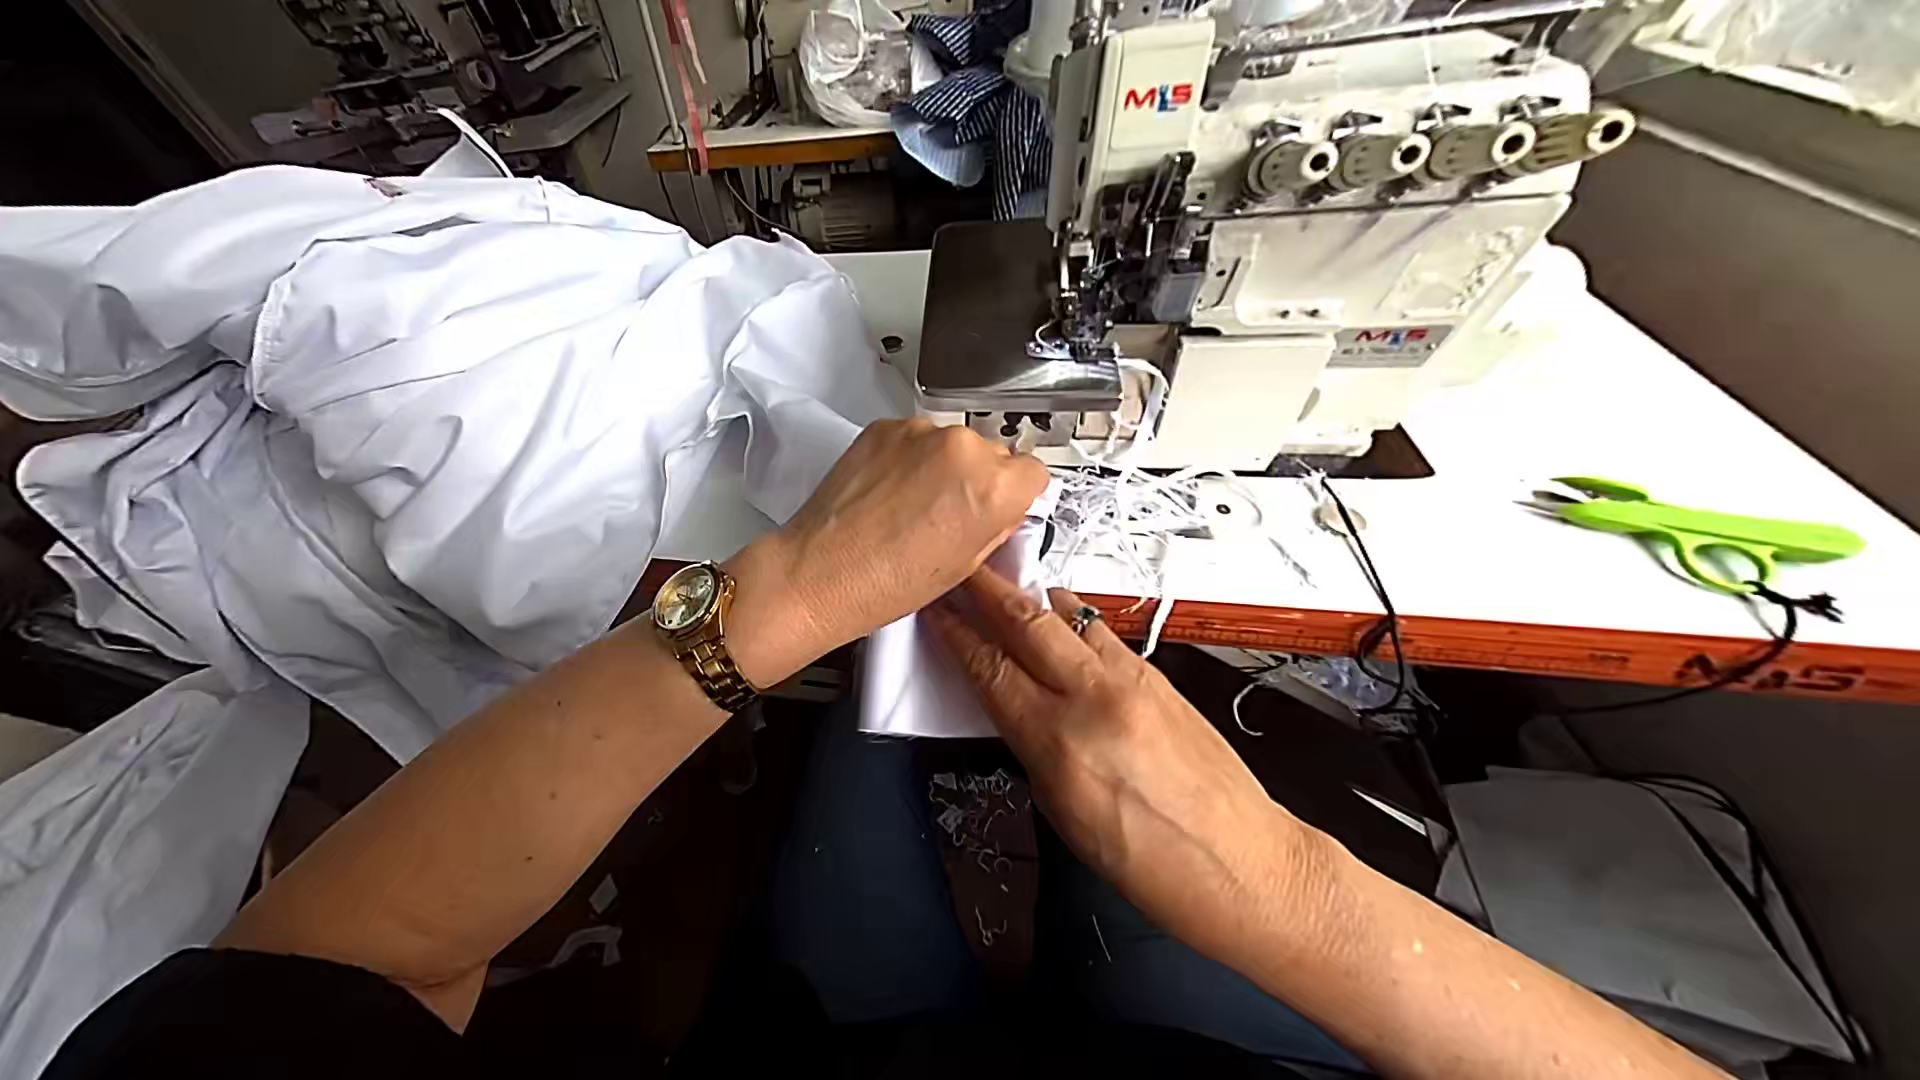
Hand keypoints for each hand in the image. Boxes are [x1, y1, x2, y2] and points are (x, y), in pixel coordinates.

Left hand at [724, 419, 1047, 686]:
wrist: (821, 571)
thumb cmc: (886, 580)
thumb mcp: (967, 563)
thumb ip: (997, 523)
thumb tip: (1004, 503)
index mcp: (995, 487)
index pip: (1033, 471)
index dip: (1016, 494)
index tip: (999, 506)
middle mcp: (963, 448)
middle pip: (993, 453)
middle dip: (979, 478)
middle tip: (950, 513)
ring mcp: (921, 432)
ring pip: (953, 443)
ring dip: (943, 466)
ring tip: (912, 505)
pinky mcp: (886, 427)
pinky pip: (916, 437)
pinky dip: (910, 457)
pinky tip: (891, 492)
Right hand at [927, 568, 1326, 960]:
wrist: (1243, 862)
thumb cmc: (1154, 860)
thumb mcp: (1061, 808)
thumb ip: (1027, 741)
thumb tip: (1005, 698)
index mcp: (1060, 744)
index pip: (990, 668)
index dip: (957, 634)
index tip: (940, 612)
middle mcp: (1096, 699)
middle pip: (1026, 621)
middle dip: (986, 588)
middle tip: (962, 568)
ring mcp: (1132, 679)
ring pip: (1068, 613)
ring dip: (1030, 594)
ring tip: (1005, 581)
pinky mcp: (1158, 674)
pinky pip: (1101, 630)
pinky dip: (1071, 615)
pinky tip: (1058, 615)